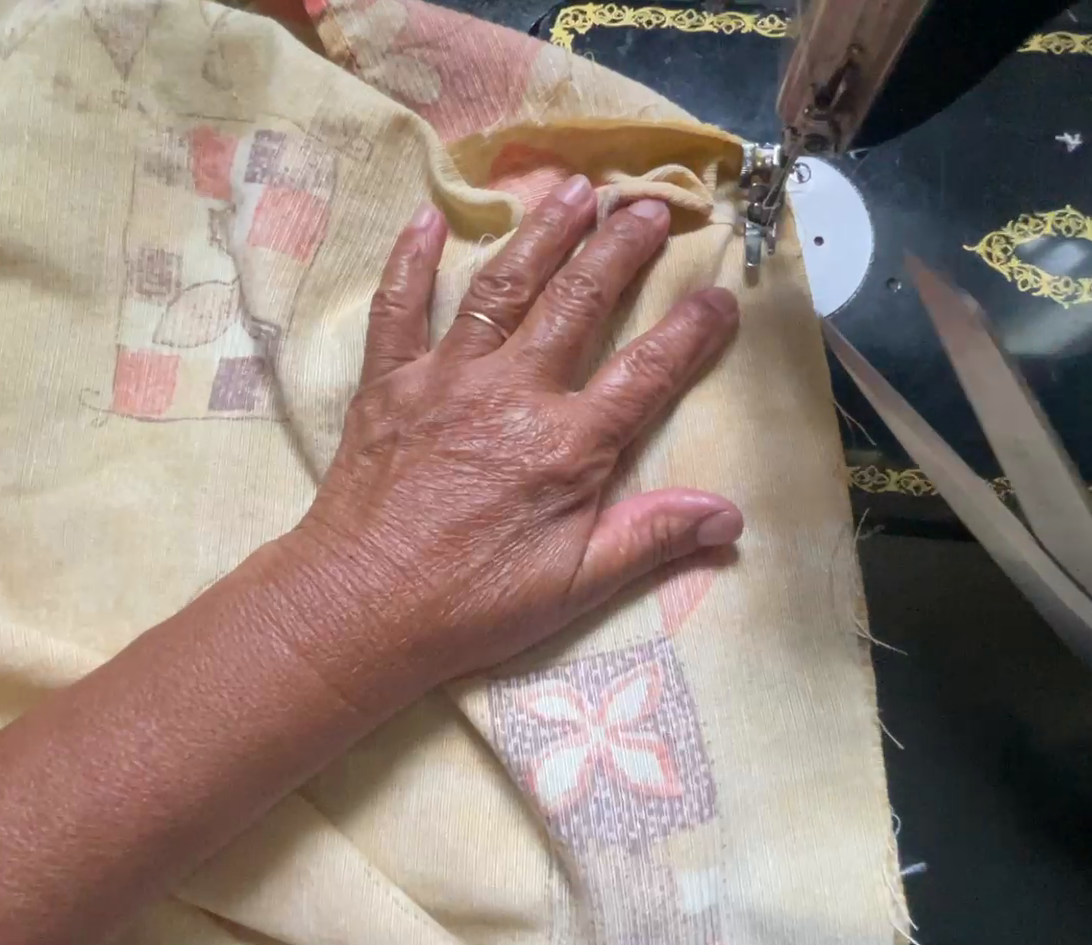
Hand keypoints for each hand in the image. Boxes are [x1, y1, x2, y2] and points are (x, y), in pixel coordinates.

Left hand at [272, 175, 741, 708]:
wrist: (362, 609)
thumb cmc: (474, 604)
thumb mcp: (575, 585)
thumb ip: (651, 539)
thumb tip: (730, 516)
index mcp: (565, 446)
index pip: (645, 373)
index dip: (689, 333)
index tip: (720, 296)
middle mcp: (511, 394)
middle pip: (577, 304)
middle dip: (619, 250)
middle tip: (648, 205)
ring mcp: (445, 381)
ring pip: (502, 287)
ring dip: (542, 233)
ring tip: (574, 189)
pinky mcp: (390, 385)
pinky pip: (398, 309)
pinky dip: (412, 261)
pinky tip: (430, 218)